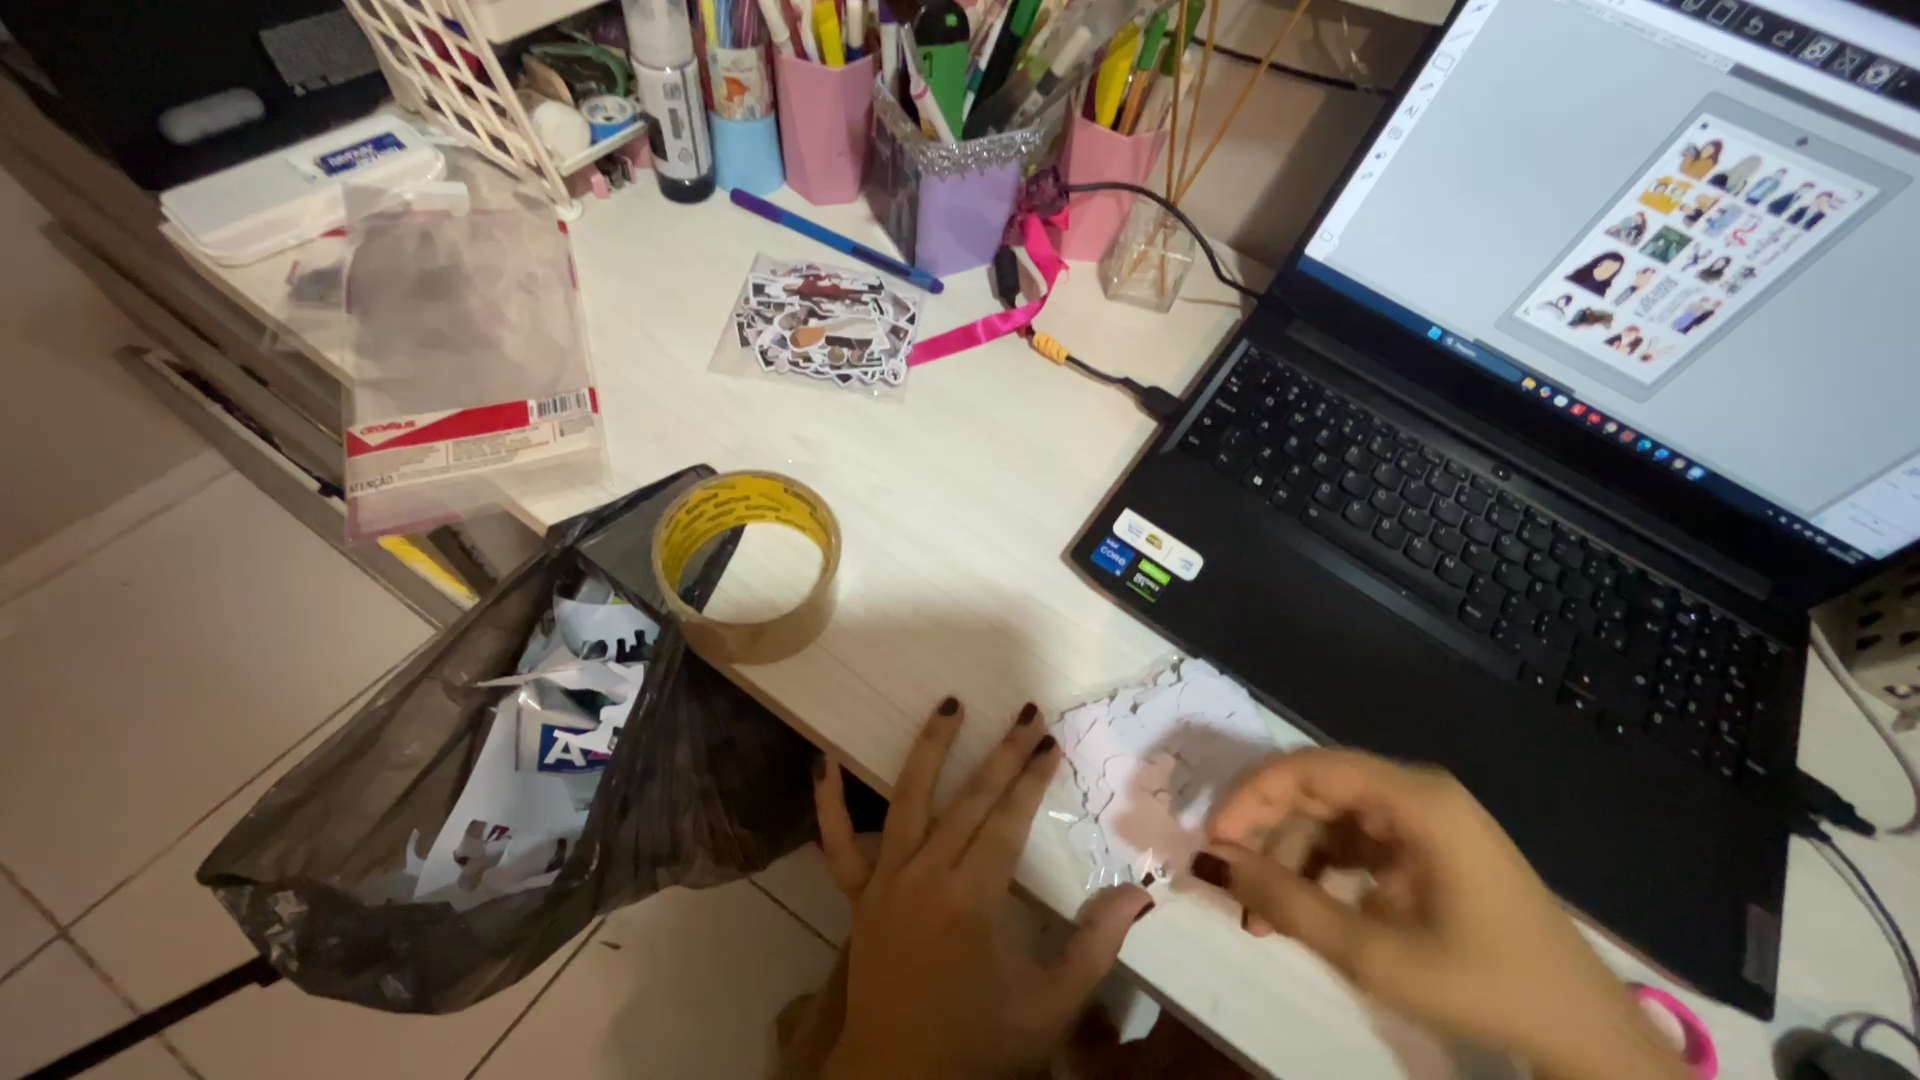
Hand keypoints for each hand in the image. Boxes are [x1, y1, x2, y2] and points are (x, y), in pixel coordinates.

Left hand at [816, 698, 1154, 1079]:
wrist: (898, 1079)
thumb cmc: (979, 1041)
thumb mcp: (1050, 1006)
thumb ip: (1095, 946)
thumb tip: (1140, 894)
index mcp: (971, 900)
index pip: (1006, 822)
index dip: (1031, 780)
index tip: (1050, 742)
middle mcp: (924, 877)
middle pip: (967, 801)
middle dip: (1001, 753)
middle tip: (1026, 712)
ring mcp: (884, 882)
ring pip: (906, 801)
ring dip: (930, 749)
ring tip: (950, 705)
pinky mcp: (857, 896)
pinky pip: (837, 844)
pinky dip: (829, 803)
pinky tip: (825, 761)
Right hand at [1196, 748, 1689, 1079]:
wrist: (1584, 1033)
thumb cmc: (1481, 984)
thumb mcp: (1371, 951)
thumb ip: (1285, 900)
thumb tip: (1210, 859)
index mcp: (1414, 799)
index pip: (1308, 768)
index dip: (1250, 797)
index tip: (1213, 842)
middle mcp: (1417, 793)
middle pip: (1316, 790)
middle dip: (1265, 834)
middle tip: (1229, 882)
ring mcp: (1425, 820)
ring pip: (1330, 818)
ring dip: (1289, 859)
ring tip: (1260, 918)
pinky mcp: (1427, 849)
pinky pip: (1355, 842)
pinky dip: (1320, 871)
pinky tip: (1299, 911)